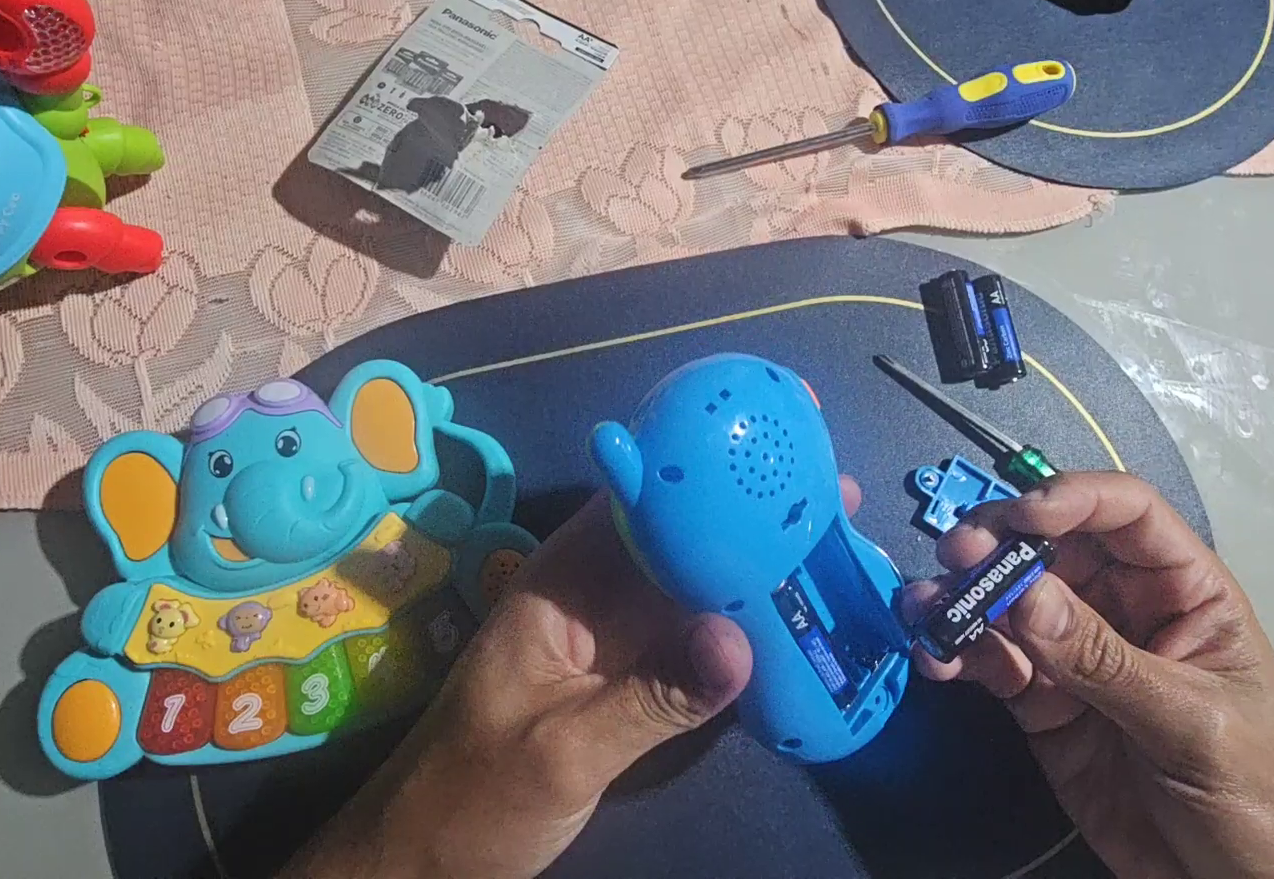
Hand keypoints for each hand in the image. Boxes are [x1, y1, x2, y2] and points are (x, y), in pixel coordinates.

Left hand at [284, 479, 855, 878]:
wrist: (435, 859)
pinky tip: (804, 610)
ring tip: (838, 532)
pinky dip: (751, 621)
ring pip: (701, 581)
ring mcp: (626, 635)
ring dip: (762, 559)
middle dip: (751, 506)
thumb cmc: (474, 794)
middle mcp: (602, 592)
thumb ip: (648, 700)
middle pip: (684, 533)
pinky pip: (705, 636)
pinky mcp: (644, 673)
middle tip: (835, 484)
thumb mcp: (559, 751)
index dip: (698, 462)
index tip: (765, 437)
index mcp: (566, 580)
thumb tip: (738, 642)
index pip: (636, 501)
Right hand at [902, 473, 1273, 878]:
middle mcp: (1117, 605)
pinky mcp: (1035, 692)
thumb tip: (1026, 594)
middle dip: (997, 543)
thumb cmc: (1259, 800)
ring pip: (1003, 597)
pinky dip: (954, 650)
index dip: (1072, 499)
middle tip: (957, 556)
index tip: (1022, 516)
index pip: (1125, 513)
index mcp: (1179, 591)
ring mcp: (1070, 647)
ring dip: (960, 595)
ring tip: (928, 608)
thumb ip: (1106, 660)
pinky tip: (936, 657)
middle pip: (1047, 545)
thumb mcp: (1194, 725)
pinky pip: (986, 656)